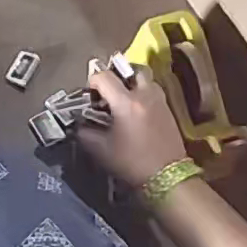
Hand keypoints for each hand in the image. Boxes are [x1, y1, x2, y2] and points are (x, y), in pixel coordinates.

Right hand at [79, 65, 188, 186]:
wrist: (167, 177)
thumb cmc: (131, 163)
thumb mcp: (100, 149)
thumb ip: (85, 132)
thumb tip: (78, 123)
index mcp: (126, 102)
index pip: (104, 77)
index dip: (92, 82)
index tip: (89, 97)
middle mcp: (145, 95)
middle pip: (131, 69)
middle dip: (117, 76)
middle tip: (108, 91)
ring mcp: (159, 100)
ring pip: (145, 78)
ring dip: (132, 83)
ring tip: (122, 99)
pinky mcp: (168, 109)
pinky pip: (153, 91)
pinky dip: (142, 93)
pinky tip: (134, 111)